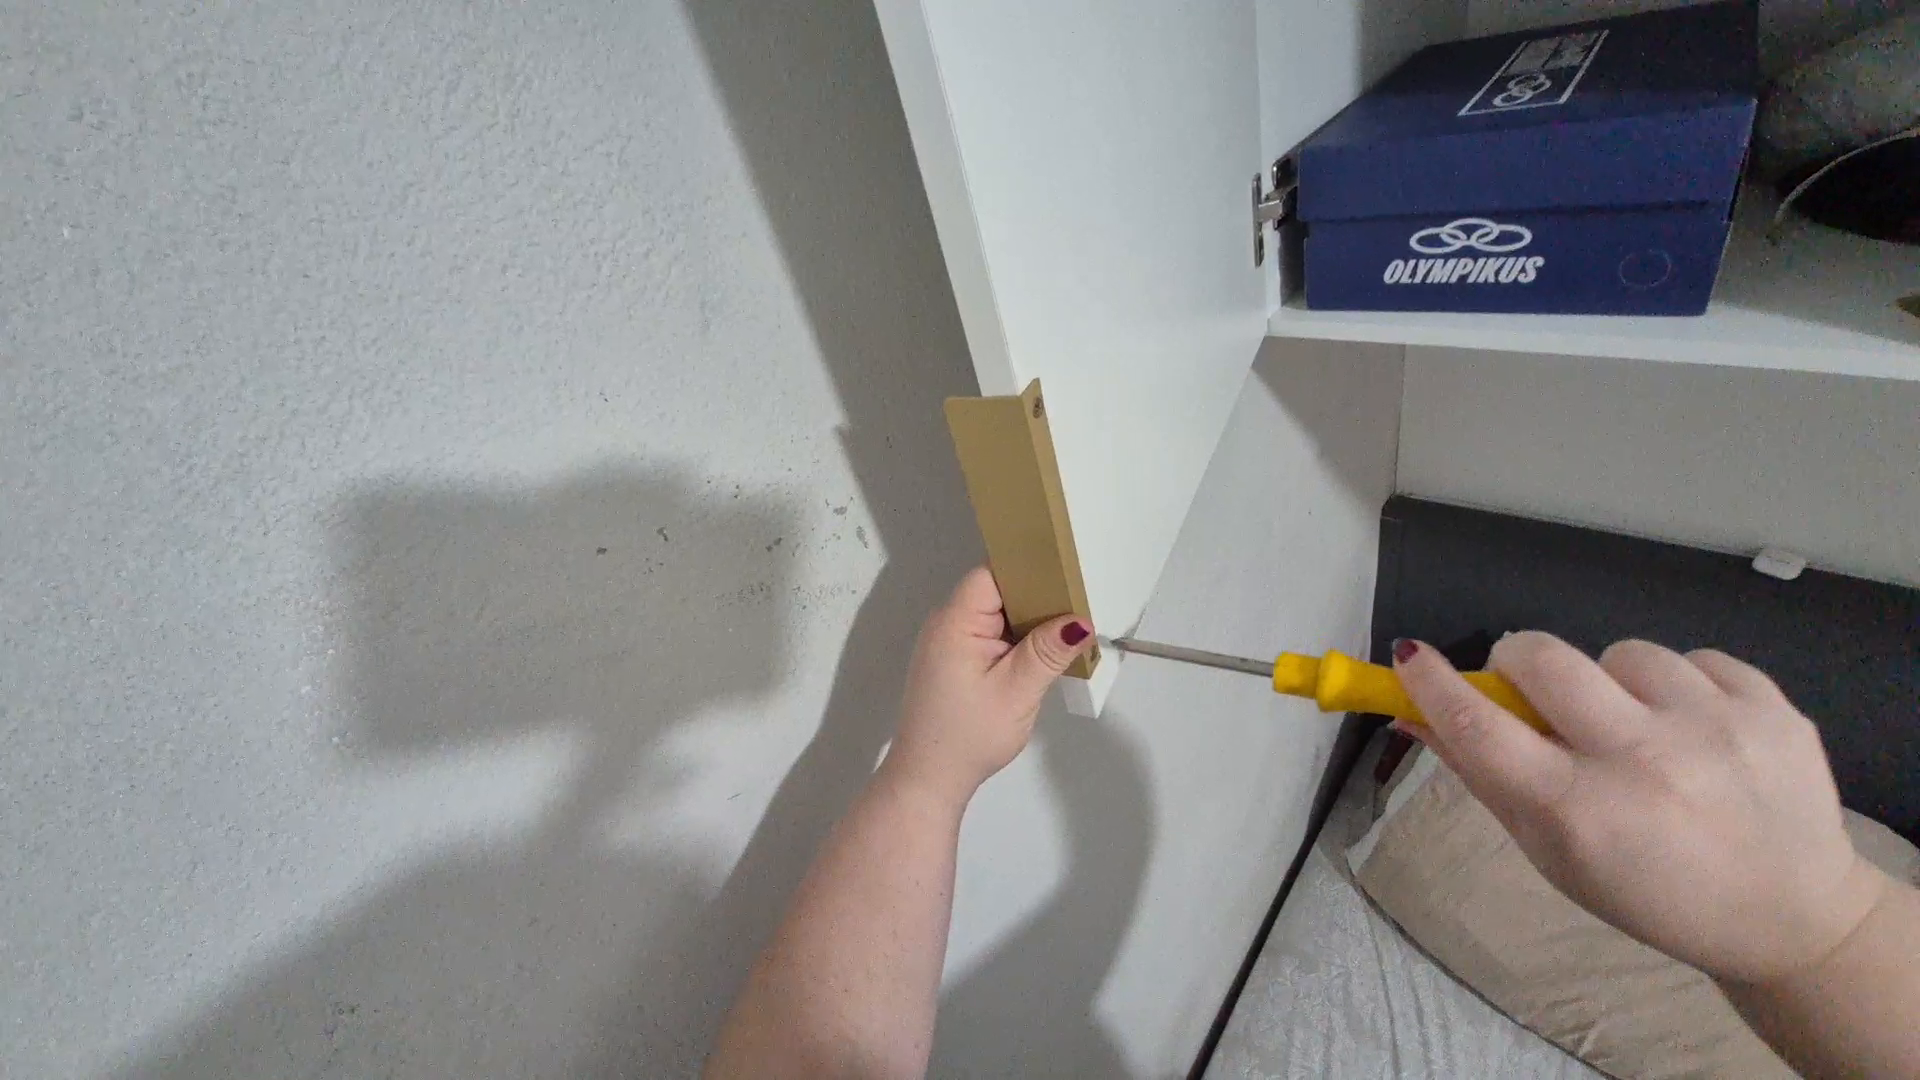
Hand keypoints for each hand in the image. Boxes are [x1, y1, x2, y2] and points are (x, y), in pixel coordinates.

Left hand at [882, 568, 1094, 807]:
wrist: (929, 779)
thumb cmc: (969, 735)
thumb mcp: (1016, 692)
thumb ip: (1047, 652)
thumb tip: (1080, 620)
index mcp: (955, 622)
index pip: (992, 575)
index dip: (1027, 570)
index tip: (1065, 574)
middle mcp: (946, 623)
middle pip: (995, 591)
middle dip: (1034, 597)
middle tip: (1077, 604)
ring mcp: (948, 642)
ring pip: (995, 614)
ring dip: (1026, 621)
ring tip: (1066, 626)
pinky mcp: (953, 660)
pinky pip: (988, 634)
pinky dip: (1014, 639)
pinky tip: (1040, 650)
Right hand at [1393, 632, 1888, 986]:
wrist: (1792, 920)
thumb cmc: (1639, 889)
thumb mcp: (1541, 845)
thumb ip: (1473, 769)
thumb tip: (1408, 712)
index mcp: (1578, 809)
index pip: (1477, 724)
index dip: (1431, 682)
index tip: (1408, 655)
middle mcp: (1645, 762)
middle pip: (1543, 657)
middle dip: (1515, 660)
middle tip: (1529, 690)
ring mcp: (1718, 731)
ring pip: (1620, 651)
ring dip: (1608, 681)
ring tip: (1633, 725)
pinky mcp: (1775, 712)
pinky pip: (1694, 657)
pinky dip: (1676, 686)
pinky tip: (1690, 728)